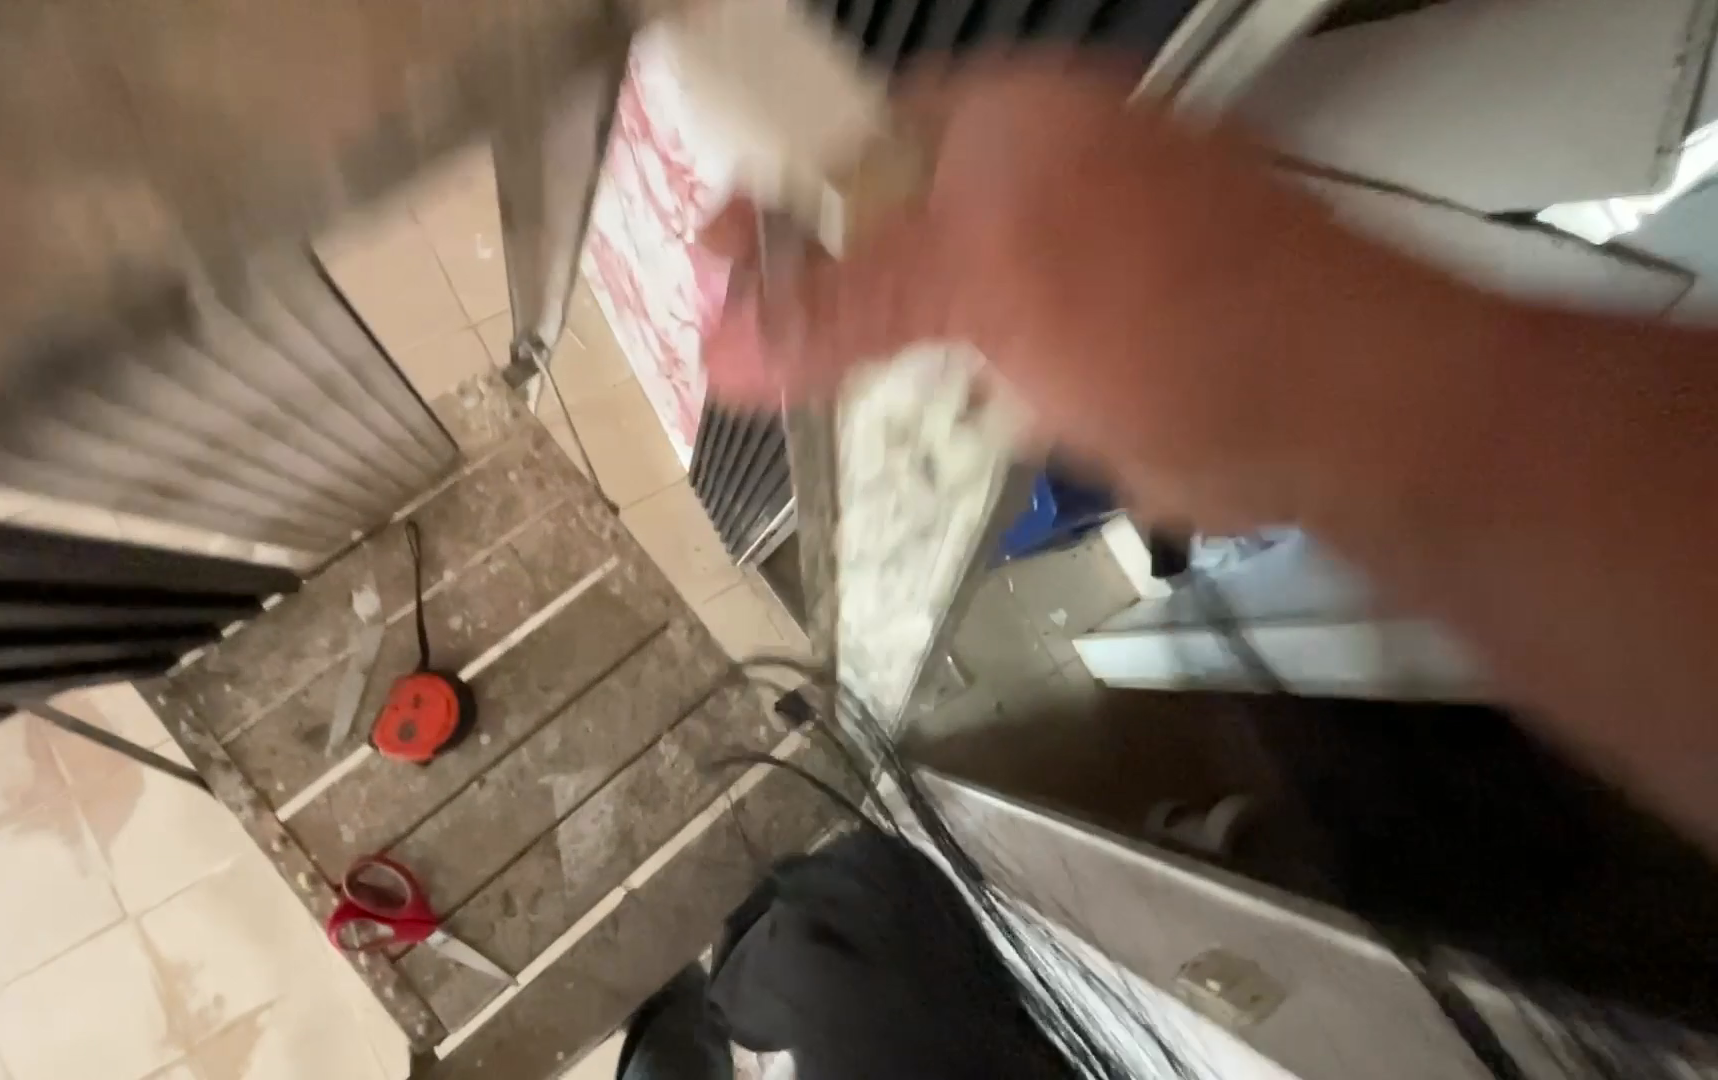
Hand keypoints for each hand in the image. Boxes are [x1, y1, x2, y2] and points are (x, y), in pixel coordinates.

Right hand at [697, 58, 1497, 532]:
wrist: (1313, 416)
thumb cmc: (1166, 312)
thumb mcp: (991, 284)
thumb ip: (849, 309)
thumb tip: (723, 349)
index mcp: (1001, 130)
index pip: (851, 144)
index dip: (773, 198)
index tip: (708, 257)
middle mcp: (1010, 193)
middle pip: (866, 231)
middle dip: (792, 284)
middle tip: (725, 338)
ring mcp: (1025, 280)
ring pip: (899, 306)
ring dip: (835, 345)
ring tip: (763, 383)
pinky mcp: (1039, 354)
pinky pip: (938, 365)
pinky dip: (890, 390)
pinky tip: (848, 415)